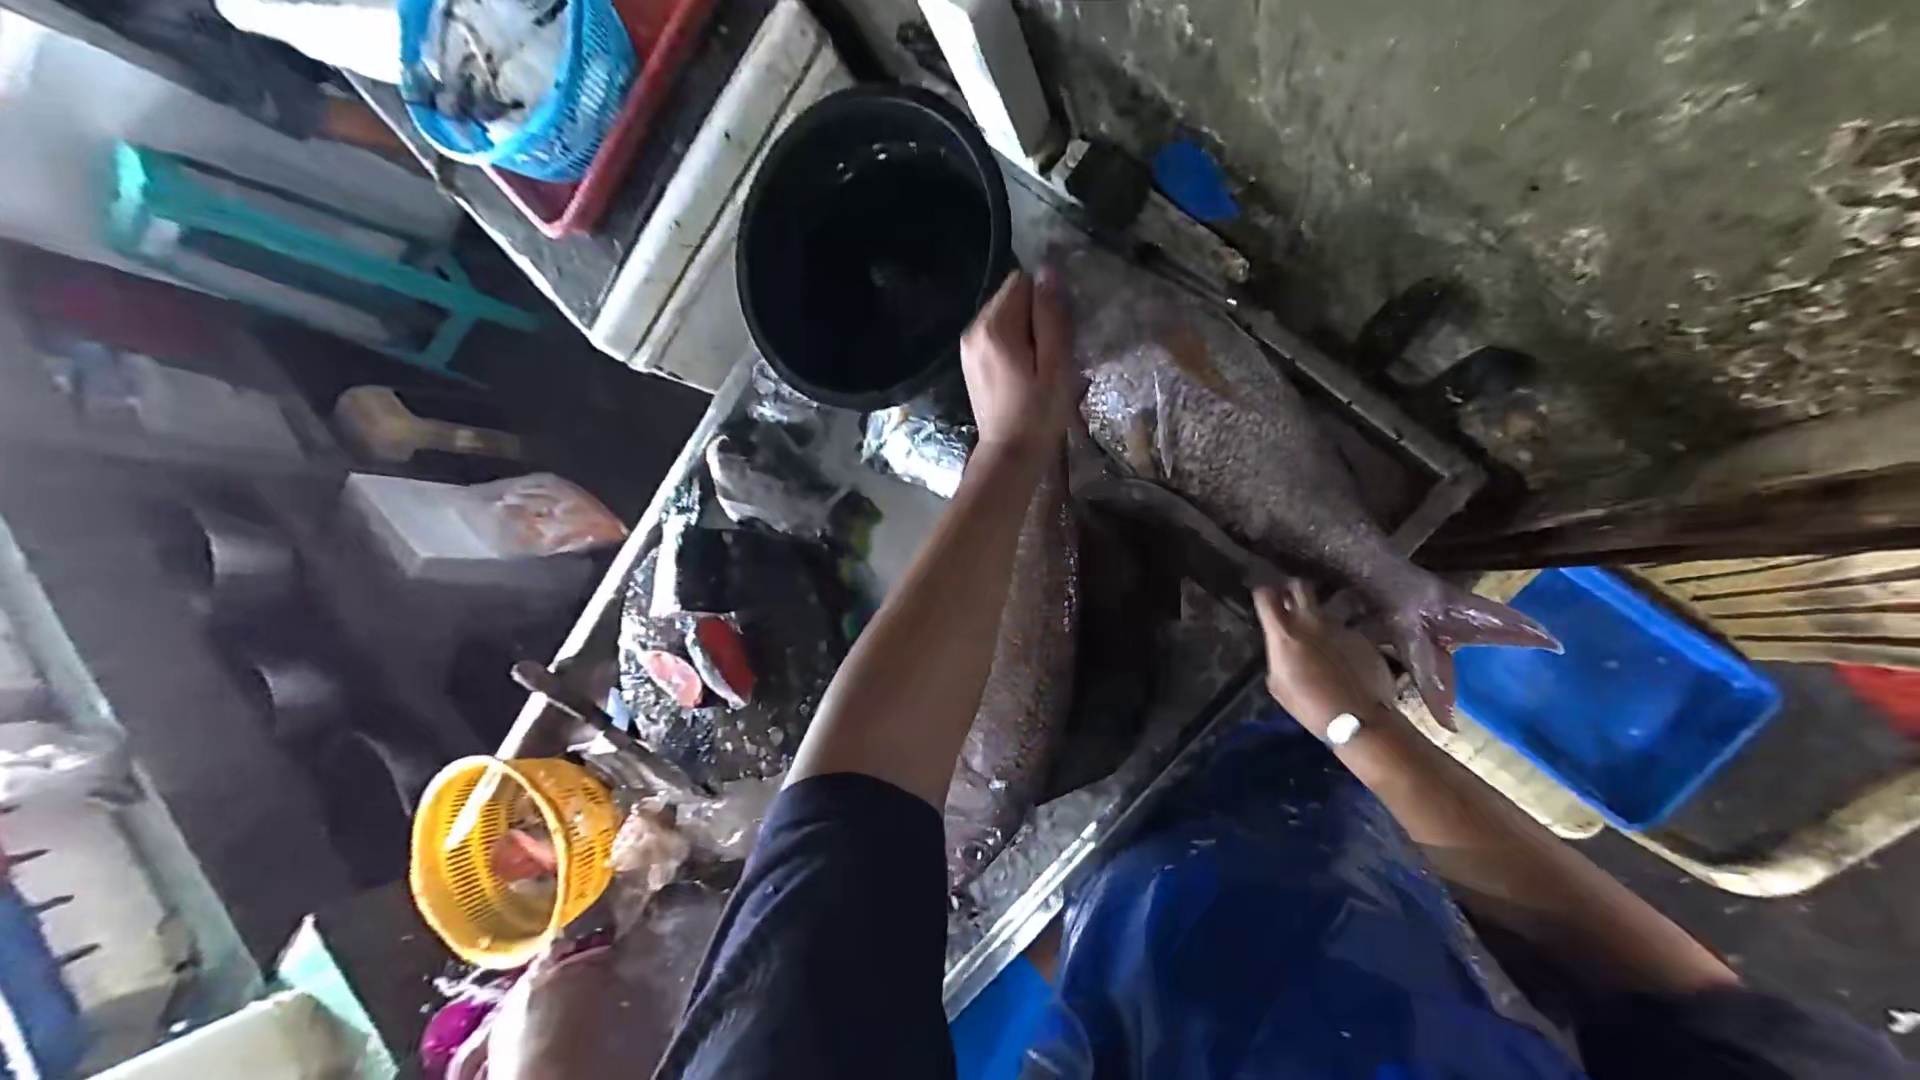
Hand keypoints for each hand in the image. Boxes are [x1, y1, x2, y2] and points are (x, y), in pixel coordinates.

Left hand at [961, 268, 1075, 463]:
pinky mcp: (969, 361)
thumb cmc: (1039, 415)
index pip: (1023, 281)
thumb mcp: (1056, 365)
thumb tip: (1048, 272)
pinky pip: (995, 334)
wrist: (1009, 455)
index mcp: (995, 327)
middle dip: (1034, 314)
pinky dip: (1012, 343)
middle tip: (1049, 353)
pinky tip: (1022, 372)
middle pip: (1011, 295)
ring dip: (1024, 330)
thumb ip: (1051, 316)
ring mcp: (967, 346)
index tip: (1056, 335)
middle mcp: (974, 329)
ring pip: (1003, 314)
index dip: (1046, 302)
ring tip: (1037, 365)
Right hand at [1253, 580, 1394, 737]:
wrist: (1358, 718)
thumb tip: (1285, 649)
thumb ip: (1278, 656)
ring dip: (1319, 621)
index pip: (1266, 596)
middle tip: (1292, 602)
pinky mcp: (1363, 639)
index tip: (1264, 599)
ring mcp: (1341, 628)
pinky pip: (1346, 634)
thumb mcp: (1277, 682)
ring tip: (1322, 641)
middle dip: (1294, 590)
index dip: (1263, 595)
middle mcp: (1311, 622)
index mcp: (1284, 633)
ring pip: (1326, 613)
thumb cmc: (1308, 704)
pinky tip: (1344, 663)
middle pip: (1301, 587)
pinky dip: (1341, 643)